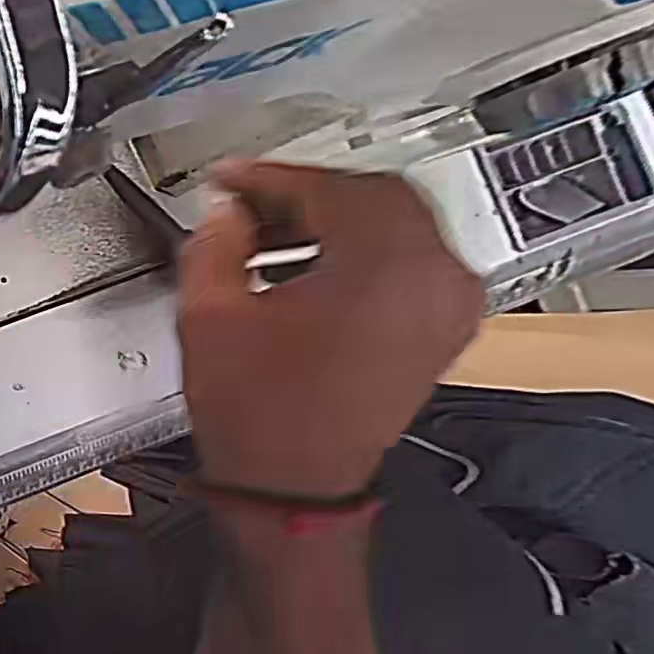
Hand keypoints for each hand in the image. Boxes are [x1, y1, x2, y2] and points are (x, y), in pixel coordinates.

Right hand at [177, 162, 482, 498]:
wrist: (288, 476)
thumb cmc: (254, 411)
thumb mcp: (206, 319)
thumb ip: (212, 251)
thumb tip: (224, 216)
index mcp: (381, 271)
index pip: (334, 190)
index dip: (270, 176)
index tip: (230, 177)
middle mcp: (435, 280)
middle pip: (377, 198)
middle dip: (303, 193)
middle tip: (245, 201)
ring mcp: (447, 304)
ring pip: (396, 226)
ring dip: (328, 221)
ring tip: (263, 237)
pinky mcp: (439, 325)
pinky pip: (405, 262)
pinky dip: (353, 251)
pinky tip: (299, 268)